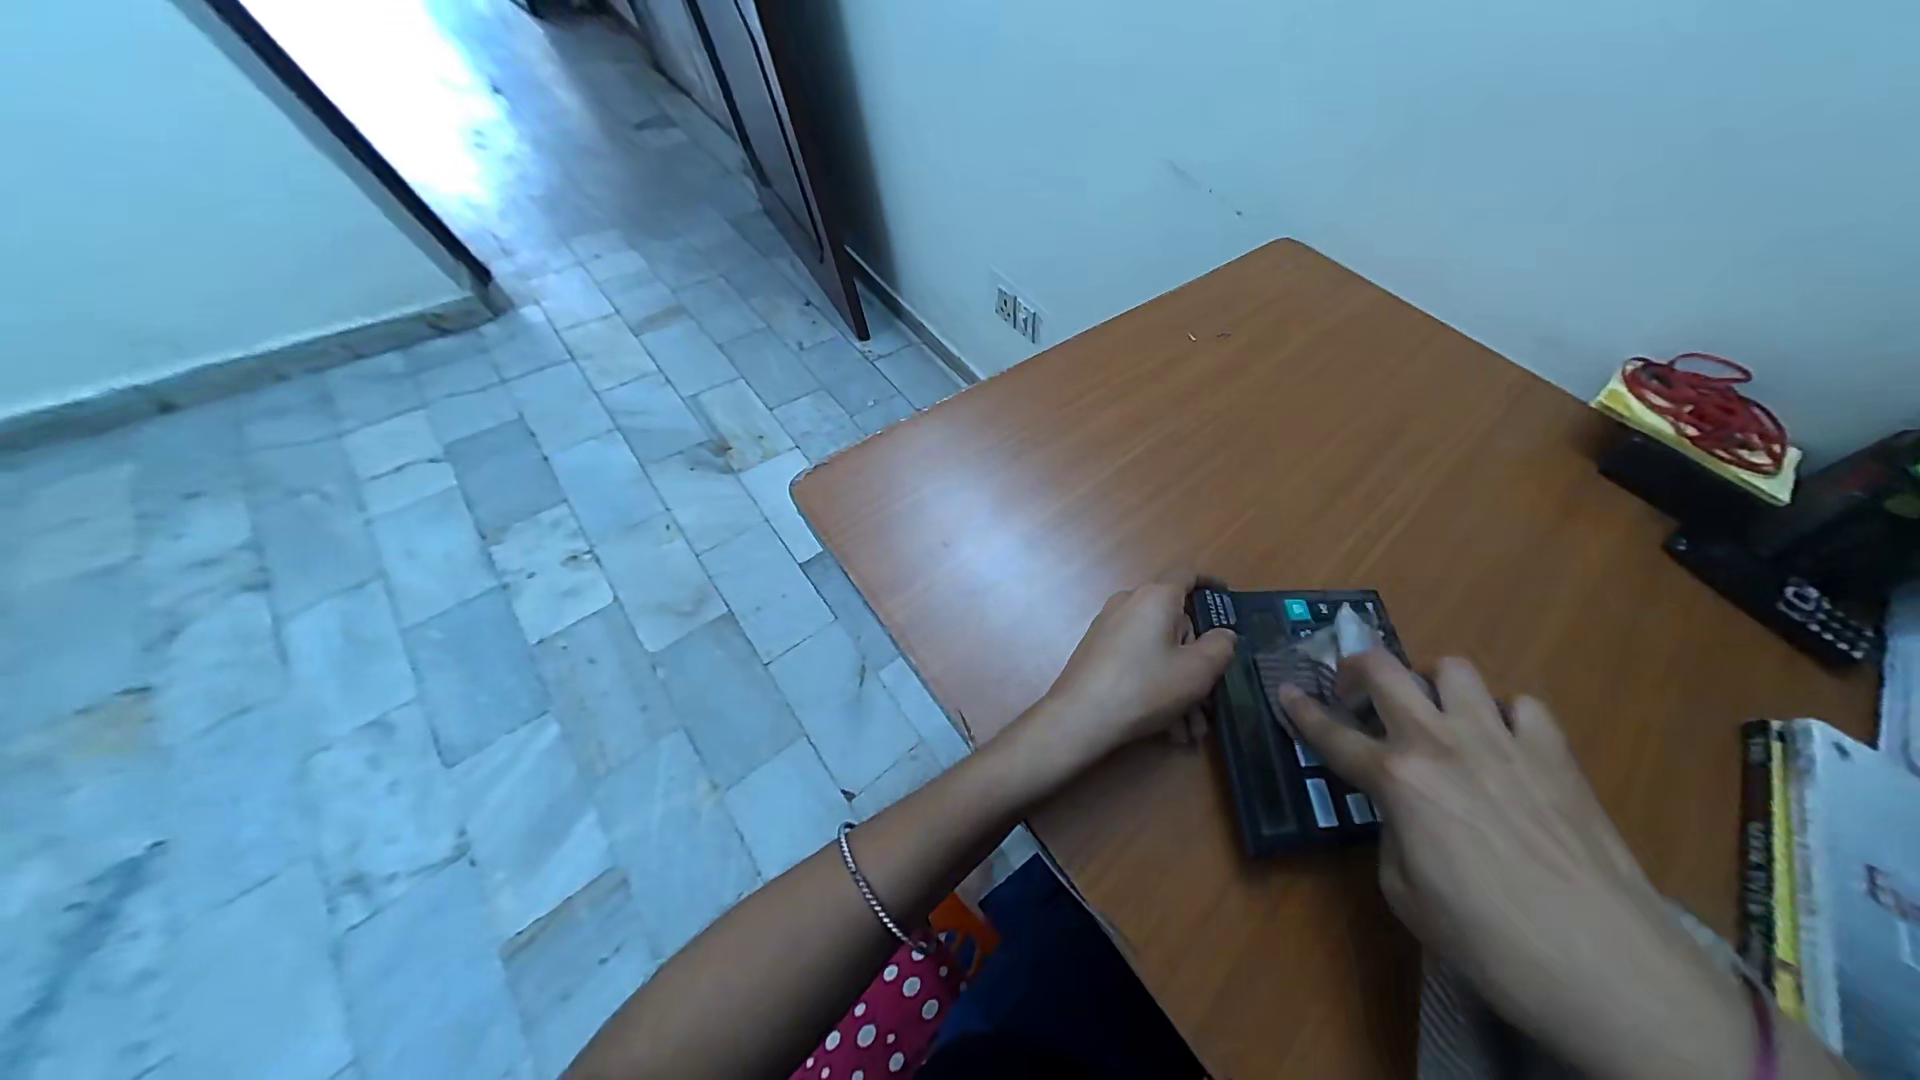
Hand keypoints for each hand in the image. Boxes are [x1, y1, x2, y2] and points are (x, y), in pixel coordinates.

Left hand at [1023, 574, 1236, 771]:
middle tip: (1212, 695)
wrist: (1079, 717)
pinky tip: (1168, 728)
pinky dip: (1156, 686)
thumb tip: (1222, 634)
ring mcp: (1109, 627)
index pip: (1186, 574)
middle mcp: (1128, 604)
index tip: (1226, 598)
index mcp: (1155, 597)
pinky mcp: (1097, 651)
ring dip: (1179, 685)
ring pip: (1158, 649)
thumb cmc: (1145, 686)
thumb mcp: (1198, 670)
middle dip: (1197, 660)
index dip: (1210, 583)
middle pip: (1174, 621)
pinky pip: (1137, 661)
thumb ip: (1221, 646)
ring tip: (1191, 728)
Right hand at [1279, 652, 1753, 1079]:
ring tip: (1437, 718)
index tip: (1283, 689)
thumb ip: (1391, 830)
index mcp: (1396, 779)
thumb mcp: (1403, 892)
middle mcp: (1441, 743)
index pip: (1330, 732)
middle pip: (1384, 669)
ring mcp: (1503, 741)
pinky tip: (1507, 750)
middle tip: (1356, 696)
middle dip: (1356, 669)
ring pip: (1453, 669)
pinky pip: (1523, 705)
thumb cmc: (1489, 941)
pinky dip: (1505, 718)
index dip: (1299, 709)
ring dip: (1433, 686)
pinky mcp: (1557, 755)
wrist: (1614, 972)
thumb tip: (1403, 810)